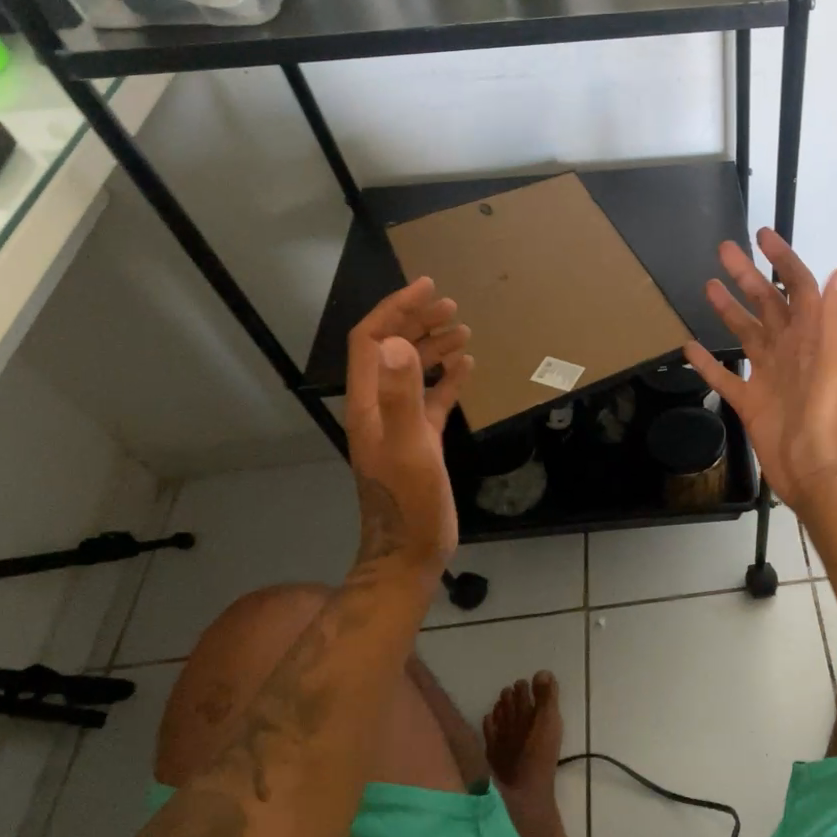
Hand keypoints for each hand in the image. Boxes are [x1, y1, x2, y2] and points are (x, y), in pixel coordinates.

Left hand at [345, 278, 473, 580]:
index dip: (395, 309)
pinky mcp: (421, 439)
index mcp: (369, 403)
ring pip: (413, 371)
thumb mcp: (409, 447)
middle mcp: (380, 407)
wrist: (412, 549)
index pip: (372, 340)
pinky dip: (447, 377)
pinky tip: (467, 367)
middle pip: (393, 350)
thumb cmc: (409, 501)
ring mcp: (401, 423)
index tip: (427, 287)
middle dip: (418, 321)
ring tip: (463, 330)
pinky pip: (432, 398)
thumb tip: (398, 344)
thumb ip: (402, 396)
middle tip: (451, 305)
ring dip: (435, 346)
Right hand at [683, 228, 836, 509]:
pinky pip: (725, 377)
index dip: (783, 260)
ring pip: (746, 334)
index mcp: (810, 338)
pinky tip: (690, 346)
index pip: (798, 288)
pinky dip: (709, 362)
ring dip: (729, 309)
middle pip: (767, 304)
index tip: (762, 236)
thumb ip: (833, 320)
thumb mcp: (831, 364)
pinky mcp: (750, 401)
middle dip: (747, 276)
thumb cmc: (824, 417)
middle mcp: (789, 350)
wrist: (811, 469)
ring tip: (708, 286)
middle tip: (724, 251)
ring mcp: (768, 376)